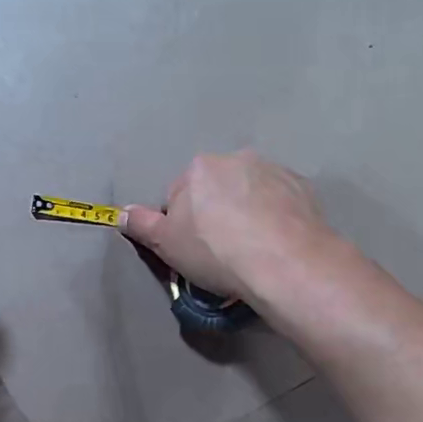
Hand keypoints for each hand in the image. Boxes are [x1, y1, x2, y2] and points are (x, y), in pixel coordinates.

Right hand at [119, 150, 337, 300]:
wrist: (283, 263)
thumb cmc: (215, 252)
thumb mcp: (166, 244)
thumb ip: (141, 225)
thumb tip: (120, 213)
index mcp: (199, 168)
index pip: (178, 196)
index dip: (181, 226)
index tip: (192, 251)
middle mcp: (236, 158)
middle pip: (215, 189)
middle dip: (214, 214)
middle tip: (220, 252)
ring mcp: (273, 170)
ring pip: (248, 193)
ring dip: (245, 213)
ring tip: (250, 250)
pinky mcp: (302, 188)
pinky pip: (278, 201)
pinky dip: (273, 216)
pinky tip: (274, 243)